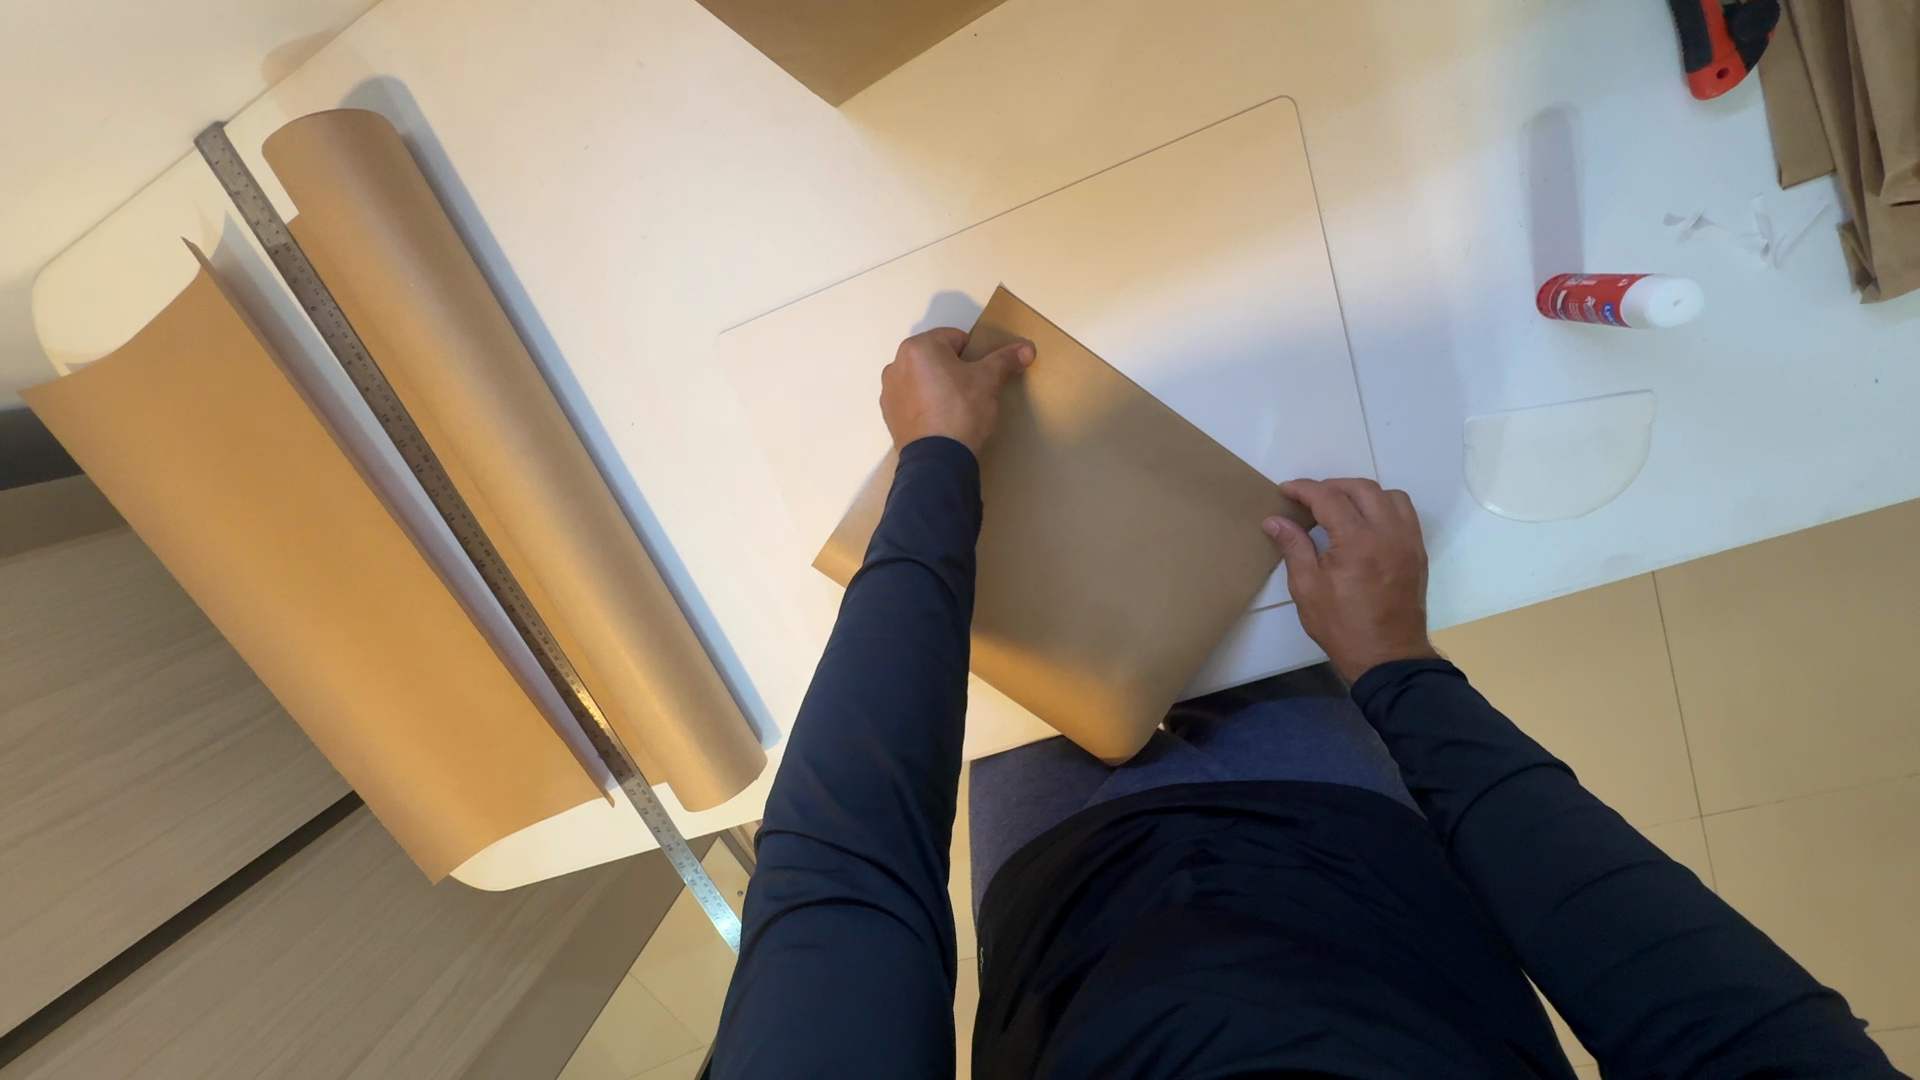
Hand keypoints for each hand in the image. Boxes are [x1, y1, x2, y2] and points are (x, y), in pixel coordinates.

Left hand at [880, 328, 1034, 453]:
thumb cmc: (961, 411)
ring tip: (957, 409)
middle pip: (936, 359)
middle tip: (972, 391)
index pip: (954, 338)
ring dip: (938, 387)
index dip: (974, 354)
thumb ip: (1005, 360)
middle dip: (955, 370)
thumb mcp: (988, 381)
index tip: (982, 374)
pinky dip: (926, 406)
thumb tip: (1027, 348)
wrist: (938, 461)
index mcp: (918, 348)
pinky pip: (913, 402)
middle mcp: (896, 365)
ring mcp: (889, 393)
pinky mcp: (890, 417)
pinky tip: (941, 422)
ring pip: (923, 380)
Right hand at [1263, 478, 1438, 682]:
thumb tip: (1276, 521)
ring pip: (1390, 496)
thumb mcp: (1306, 587)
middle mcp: (1388, 533)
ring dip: (1362, 494)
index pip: (1328, 498)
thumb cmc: (1340, 625)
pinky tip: (1363, 523)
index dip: (1304, 489)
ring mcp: (1408, 542)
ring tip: (1339, 507)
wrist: (1386, 656)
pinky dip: (1382, 508)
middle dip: (1331, 486)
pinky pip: (1404, 514)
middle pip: (1361, 489)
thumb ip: (1293, 547)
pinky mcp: (1417, 553)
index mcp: (1356, 541)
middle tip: (1308, 499)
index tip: (1286, 490)